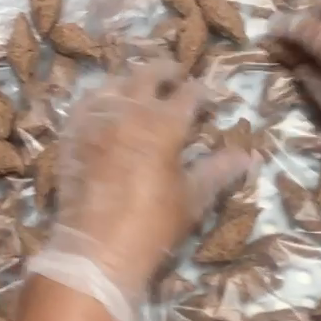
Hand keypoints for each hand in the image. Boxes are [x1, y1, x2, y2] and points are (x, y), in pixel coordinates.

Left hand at [29, 61, 249, 320]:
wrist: (96, 249)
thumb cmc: (152, 224)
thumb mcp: (193, 198)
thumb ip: (219, 170)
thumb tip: (249, 155)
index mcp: (164, 122)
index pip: (190, 93)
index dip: (204, 93)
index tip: (211, 100)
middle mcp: (129, 109)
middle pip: (150, 73)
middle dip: (169, 72)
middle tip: (178, 78)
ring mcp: (96, 118)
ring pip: (115, 82)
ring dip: (133, 81)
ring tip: (142, 90)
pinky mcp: (72, 133)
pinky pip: (85, 102)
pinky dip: (101, 99)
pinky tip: (107, 107)